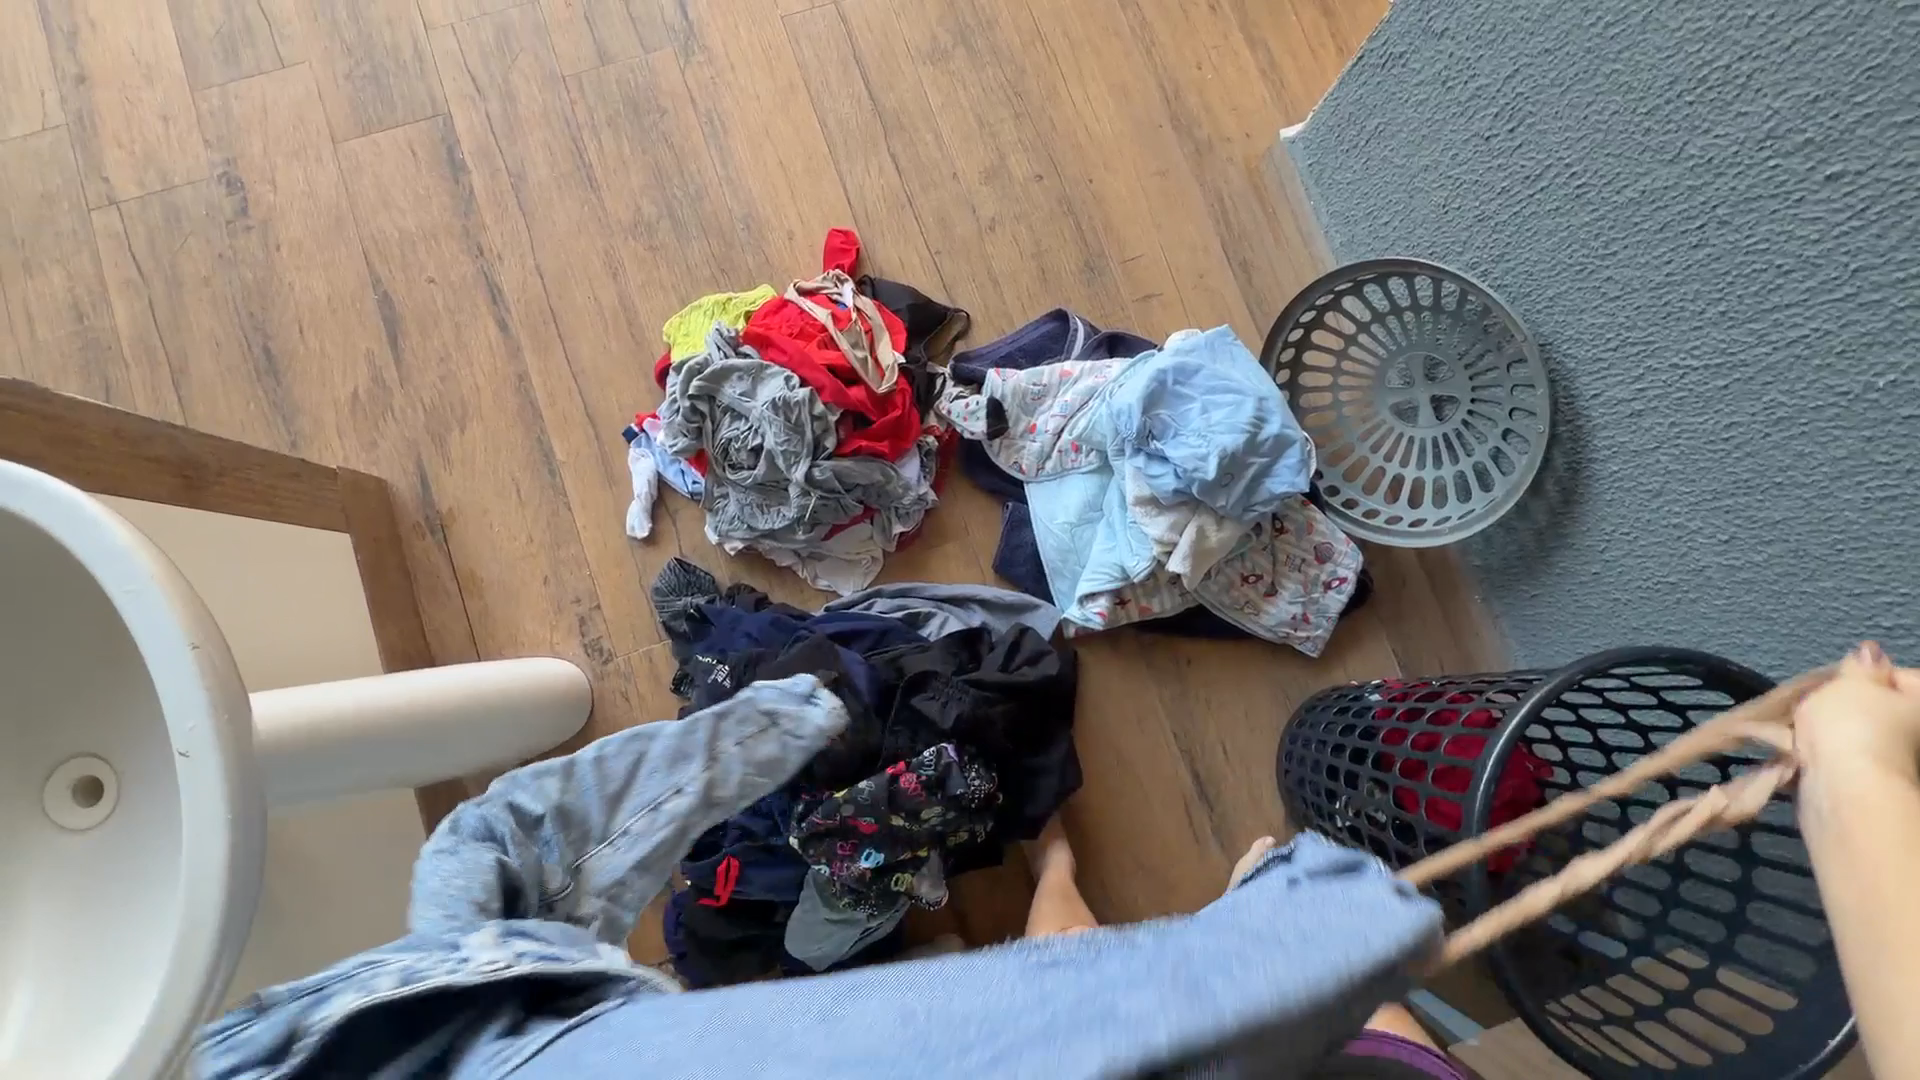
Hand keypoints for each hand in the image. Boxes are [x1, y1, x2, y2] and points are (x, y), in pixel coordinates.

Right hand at [1793, 643, 1919, 783]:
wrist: (1848, 785)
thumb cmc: (1852, 726)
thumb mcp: (1850, 684)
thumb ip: (1860, 666)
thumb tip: (1871, 652)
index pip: (1899, 674)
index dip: (1862, 674)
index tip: (1833, 682)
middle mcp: (1919, 728)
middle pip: (1883, 704)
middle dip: (1851, 702)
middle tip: (1818, 704)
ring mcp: (1905, 755)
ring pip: (1866, 729)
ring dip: (1840, 727)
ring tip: (1809, 729)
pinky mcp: (1880, 775)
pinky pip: (1855, 752)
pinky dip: (1837, 749)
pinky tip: (1815, 750)